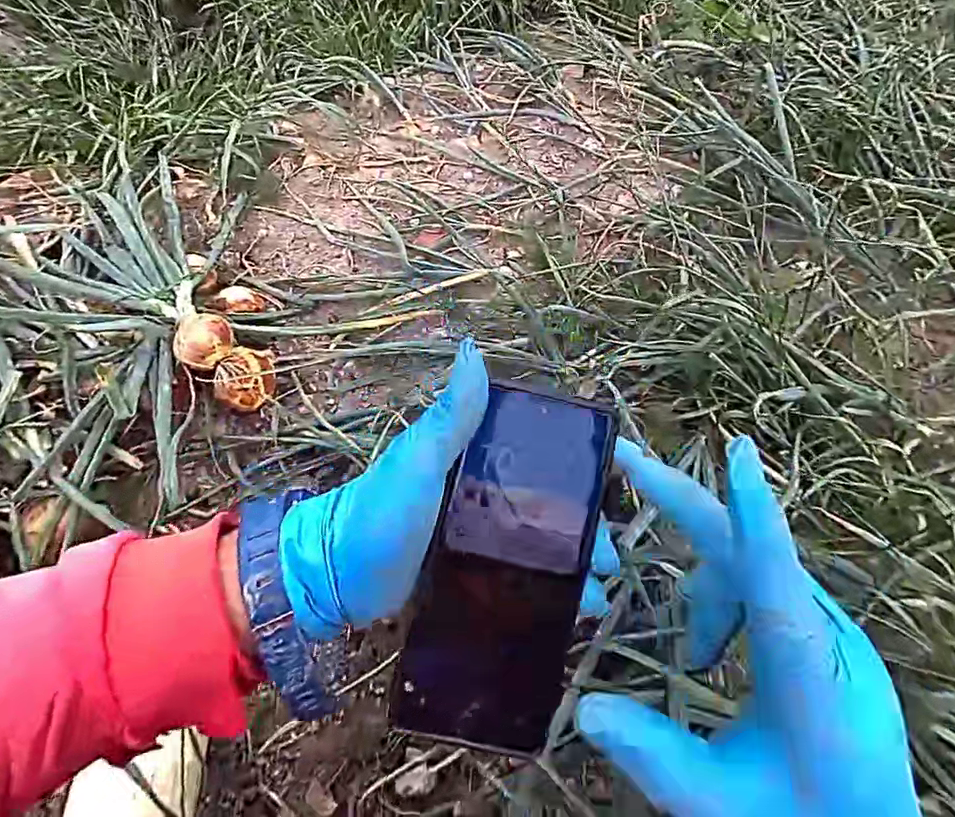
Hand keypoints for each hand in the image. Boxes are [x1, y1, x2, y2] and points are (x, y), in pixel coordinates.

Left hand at [277, 339, 618, 639]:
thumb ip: (451, 411)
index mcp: (478, 452)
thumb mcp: (420, 458)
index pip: (543, 449)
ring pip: (541, 540)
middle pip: (552, 500)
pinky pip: (520, 572)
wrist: (336, 580)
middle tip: (609, 557)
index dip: (583, 465)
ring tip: (596, 593)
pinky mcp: (474, 566)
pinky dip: (546, 586)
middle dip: (586, 526)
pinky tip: (571, 607)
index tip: (618, 483)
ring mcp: (481, 528)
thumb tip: (473, 347)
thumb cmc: (381, 509)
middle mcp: (486, 484)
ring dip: (572, 563)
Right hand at [576, 437, 919, 816]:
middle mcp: (824, 633)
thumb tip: (584, 707)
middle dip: (682, 500)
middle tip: (627, 460)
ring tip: (694, 655)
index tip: (739, 447)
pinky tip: (712, 649)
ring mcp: (831, 627)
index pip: (776, 576)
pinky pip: (766, 584)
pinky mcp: (827, 630)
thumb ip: (651, 756)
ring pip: (750, 564)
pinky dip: (726, 600)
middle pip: (745, 544)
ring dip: (705, 590)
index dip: (754, 510)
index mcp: (806, 671)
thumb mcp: (719, 805)